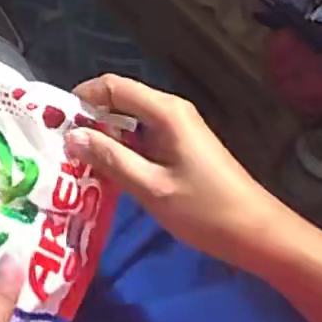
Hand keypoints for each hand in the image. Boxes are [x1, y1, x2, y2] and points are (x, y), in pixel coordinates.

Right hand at [66, 74, 303, 271]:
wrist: (262, 236)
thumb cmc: (206, 210)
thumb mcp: (152, 188)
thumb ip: (110, 159)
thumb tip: (71, 136)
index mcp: (164, 110)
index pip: (112, 85)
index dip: (83, 97)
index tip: (59, 120)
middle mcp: (169, 108)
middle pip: (120, 98)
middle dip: (91, 117)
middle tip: (66, 142)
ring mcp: (177, 125)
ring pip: (130, 117)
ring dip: (106, 133)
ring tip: (83, 158)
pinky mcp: (181, 142)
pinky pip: (142, 132)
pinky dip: (123, 144)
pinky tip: (112, 169)